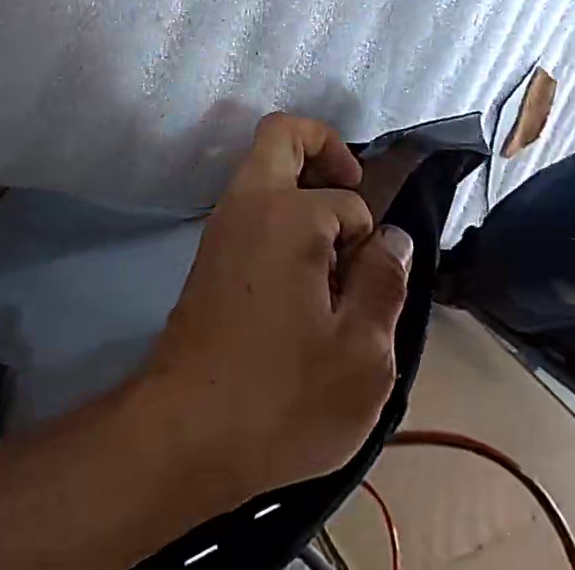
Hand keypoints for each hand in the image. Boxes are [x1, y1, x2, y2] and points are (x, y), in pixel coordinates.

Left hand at [137, 113, 414, 501]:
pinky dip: (283, 217)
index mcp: (287, 217)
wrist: (181, 439)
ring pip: (264, 170)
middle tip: (352, 192)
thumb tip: (393, 239)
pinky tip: (303, 279)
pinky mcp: (209, 256)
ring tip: (333, 255)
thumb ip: (386, 282)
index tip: (365, 290)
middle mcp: (247, 205)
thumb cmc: (279, 398)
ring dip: (304, 187)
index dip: (369, 243)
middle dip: (326, 148)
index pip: (349, 203)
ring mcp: (221, 228)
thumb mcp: (362, 354)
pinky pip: (253, 208)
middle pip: (283, 134)